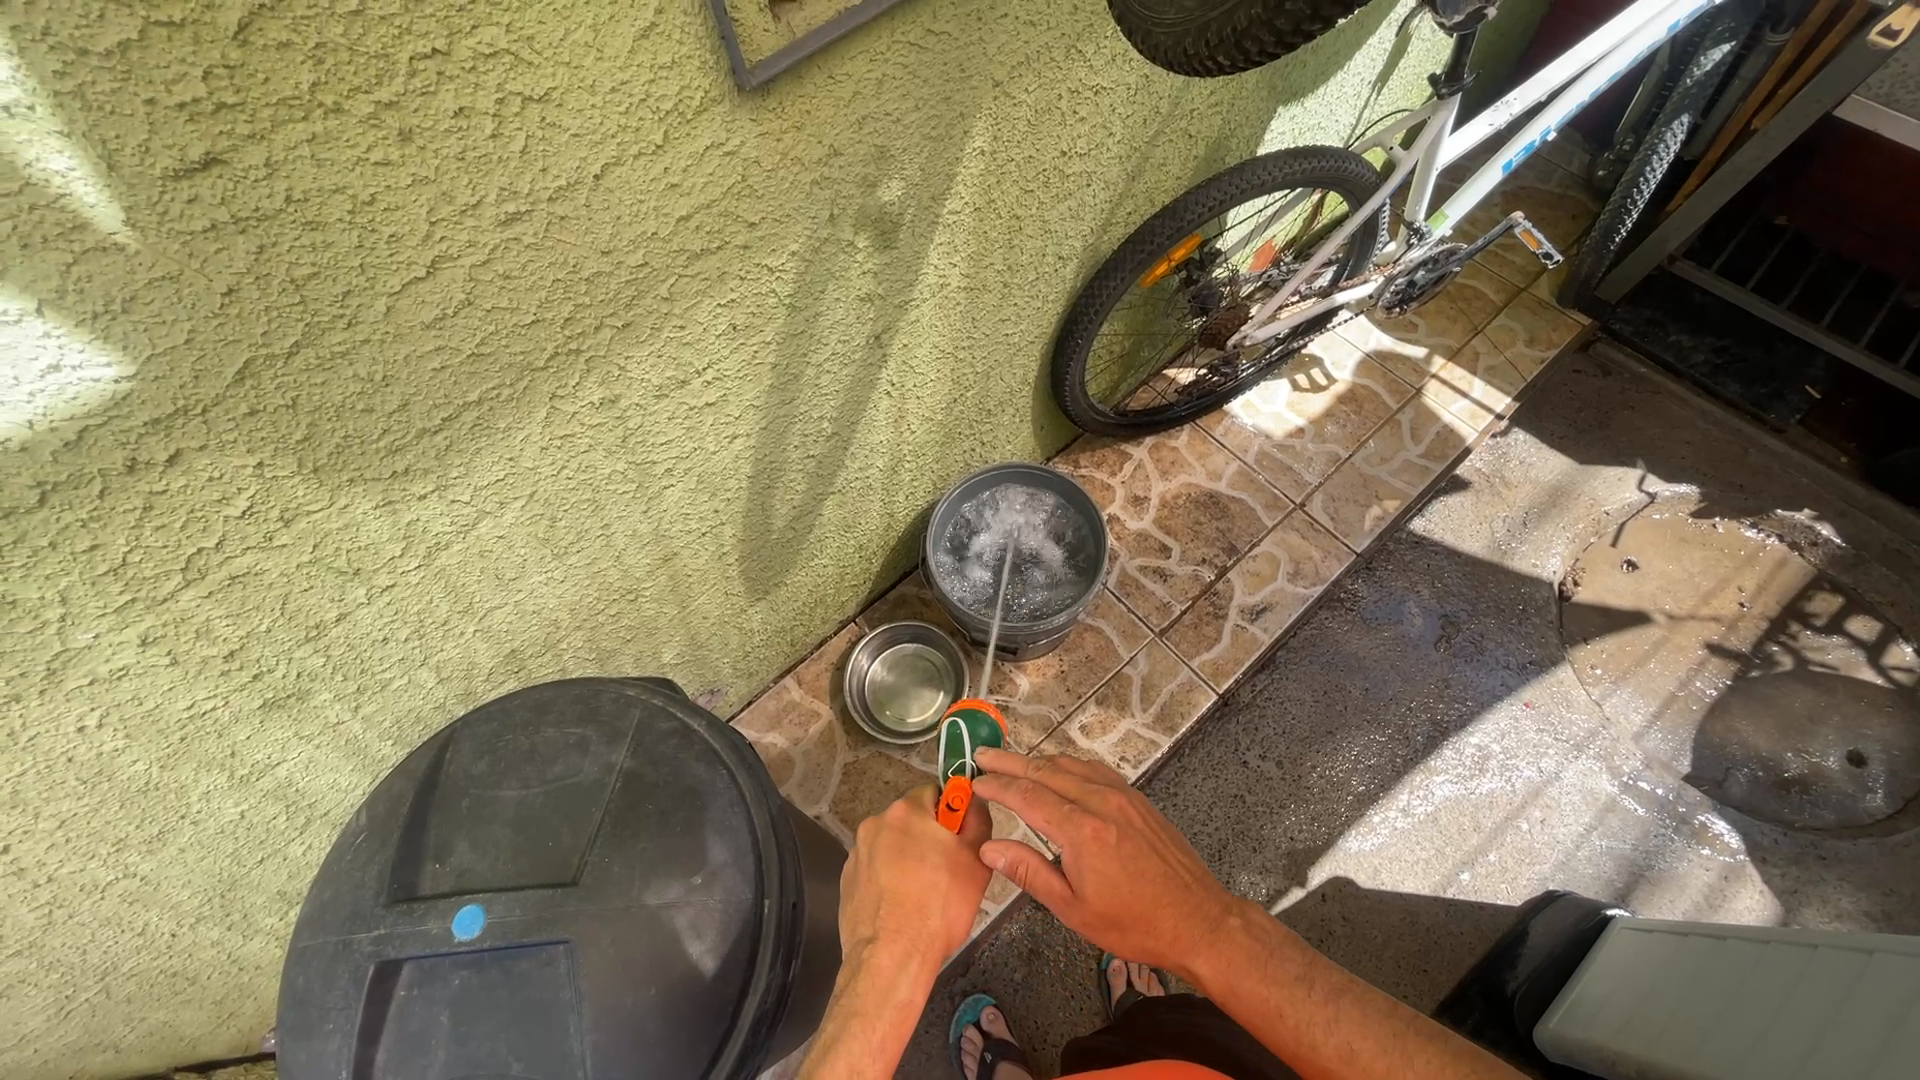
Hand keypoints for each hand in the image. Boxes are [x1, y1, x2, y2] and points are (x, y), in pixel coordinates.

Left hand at [836, 785, 992, 972]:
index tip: (959, 839)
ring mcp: (857, 853)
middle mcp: (876, 823)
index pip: (934, 792)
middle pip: (911, 820)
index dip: (951, 813)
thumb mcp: (976, 860)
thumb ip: (977, 820)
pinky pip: (875, 870)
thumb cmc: (939, 905)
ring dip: (907, 858)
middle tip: (947, 870)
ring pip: (892, 846)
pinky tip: (901, 906)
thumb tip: (973, 802)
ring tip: (923, 894)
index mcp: (906, 811)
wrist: (892, 957)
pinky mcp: (846, 881)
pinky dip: (888, 880)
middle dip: (928, 837)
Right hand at [972, 748, 1243, 982]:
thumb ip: (1029, 872)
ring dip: (1037, 760)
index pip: (1027, 796)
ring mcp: (1122, 795)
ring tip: (1011, 760)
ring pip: (1070, 764)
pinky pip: (1094, 769)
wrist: (1199, 920)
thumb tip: (988, 848)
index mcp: (1081, 830)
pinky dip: (1067, 763)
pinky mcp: (1137, 798)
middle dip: (1009, 762)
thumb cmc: (1133, 923)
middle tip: (981, 755)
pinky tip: (1058, 768)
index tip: (974, 781)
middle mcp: (1100, 802)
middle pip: (1045, 771)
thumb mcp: (1073, 909)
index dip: (997, 786)